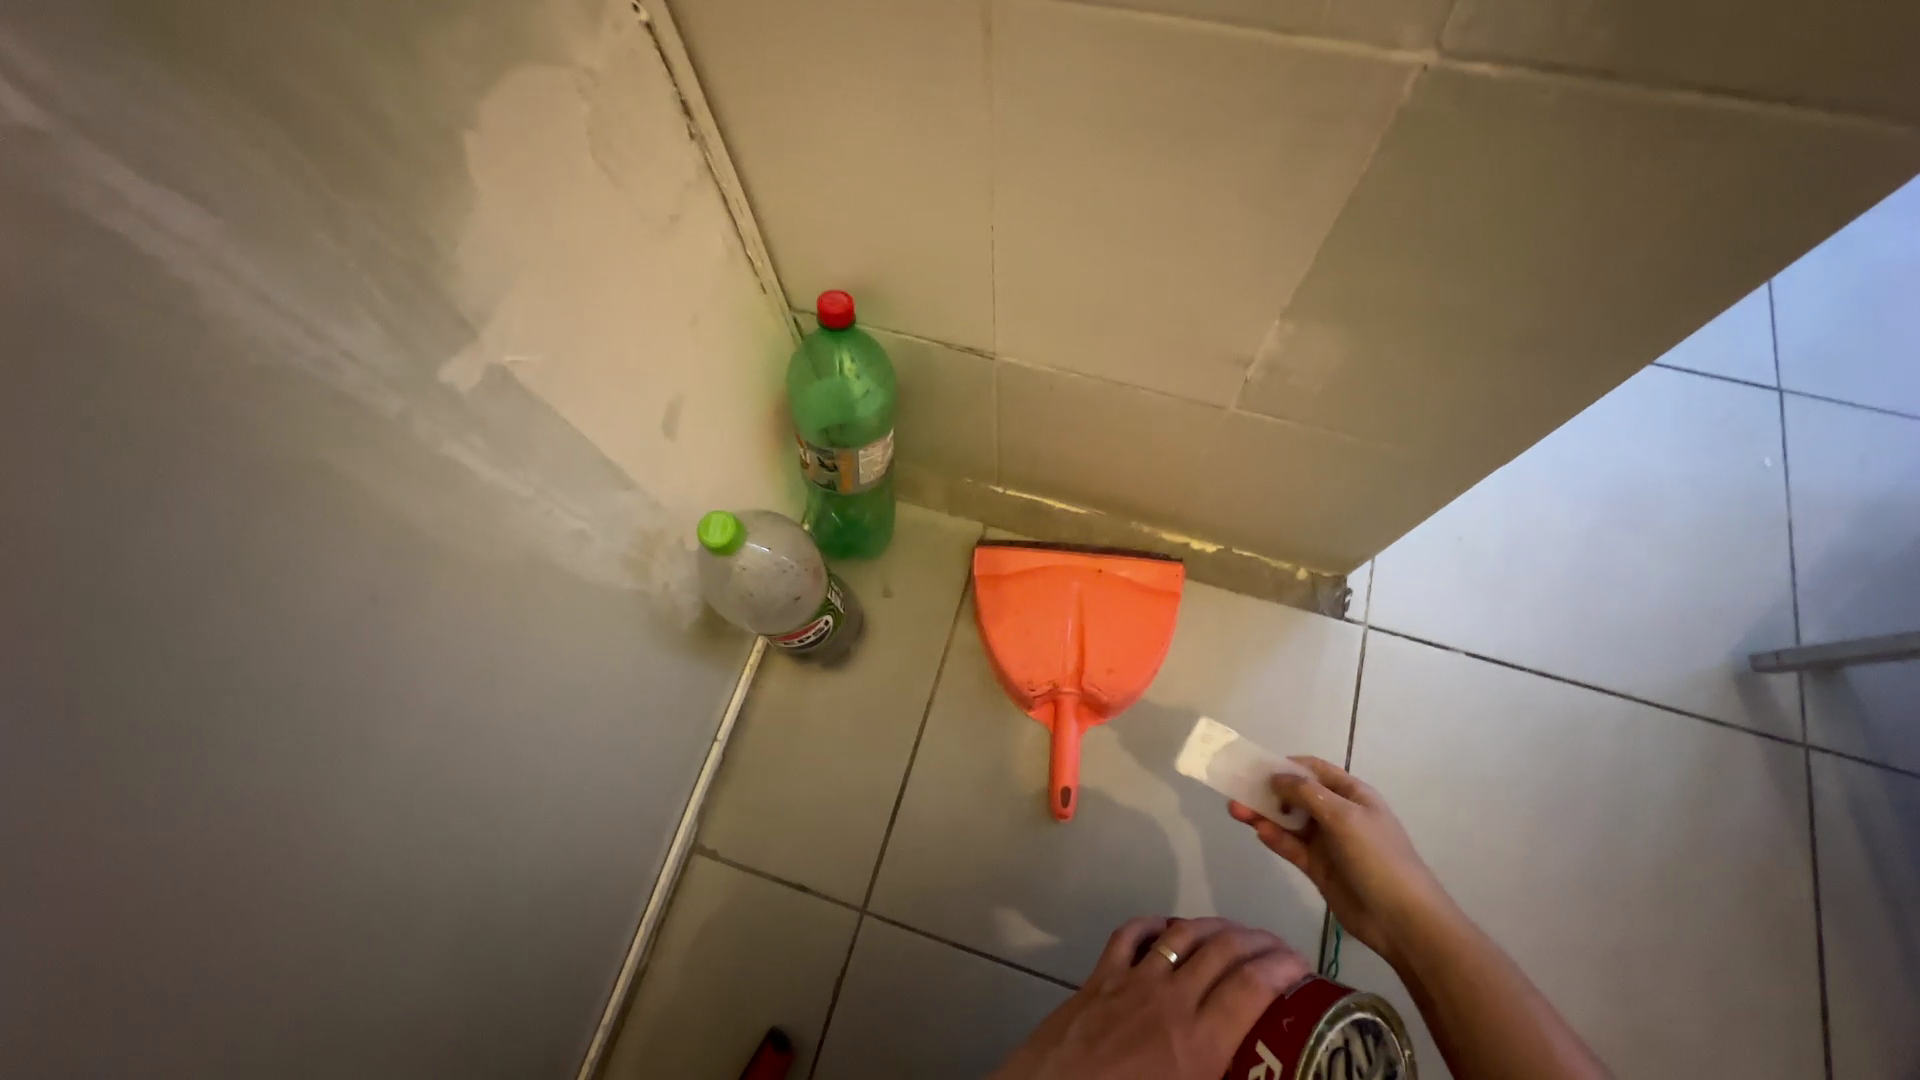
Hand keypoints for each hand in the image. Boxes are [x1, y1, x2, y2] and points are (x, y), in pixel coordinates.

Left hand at [991, 916, 1309, 1079]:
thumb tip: (1261, 1076)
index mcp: (1201, 1042)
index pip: (1253, 986)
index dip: (1283, 967)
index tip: (1303, 965)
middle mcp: (1172, 999)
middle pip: (1224, 951)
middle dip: (1258, 941)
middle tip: (1278, 947)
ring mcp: (1133, 981)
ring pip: (1183, 934)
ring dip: (1215, 926)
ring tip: (1237, 932)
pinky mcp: (1100, 976)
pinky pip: (1130, 935)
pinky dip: (1154, 924)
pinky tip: (1169, 927)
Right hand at [1228, 756, 1451, 968]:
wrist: (1402, 919)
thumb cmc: (1378, 857)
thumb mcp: (1344, 817)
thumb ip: (1306, 794)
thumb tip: (1276, 777)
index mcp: (1352, 794)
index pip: (1314, 770)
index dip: (1286, 765)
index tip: (1256, 767)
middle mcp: (1338, 813)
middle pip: (1296, 795)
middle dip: (1268, 791)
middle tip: (1237, 790)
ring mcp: (1328, 842)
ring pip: (1289, 821)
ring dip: (1264, 814)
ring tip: (1236, 811)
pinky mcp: (1318, 867)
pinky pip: (1291, 846)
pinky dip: (1274, 838)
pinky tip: (1258, 832)